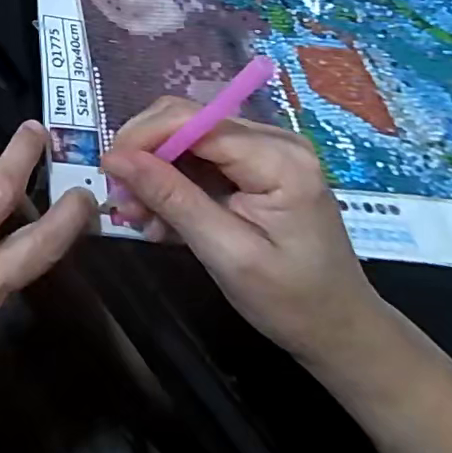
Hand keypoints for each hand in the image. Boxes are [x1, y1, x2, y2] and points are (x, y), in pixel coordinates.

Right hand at [100, 98, 388, 366]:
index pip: (191, 120)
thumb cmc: (292, 302)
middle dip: (143, 154)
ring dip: (151, 171)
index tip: (109, 173)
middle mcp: (272, 138)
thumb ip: (171, 198)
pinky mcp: (252, 162)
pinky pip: (194, 154)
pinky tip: (159, 215)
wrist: (342, 332)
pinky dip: (169, 180)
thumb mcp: (226, 252)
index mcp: (278, 158)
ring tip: (137, 215)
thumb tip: (113, 158)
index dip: (142, 137)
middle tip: (120, 199)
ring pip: (181, 135)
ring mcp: (263, 147)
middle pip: (182, 119)